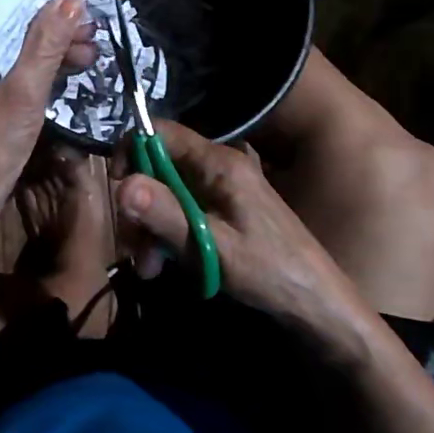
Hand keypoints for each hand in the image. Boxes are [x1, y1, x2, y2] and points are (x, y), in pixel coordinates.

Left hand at [0, 0, 96, 249]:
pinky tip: (76, 64)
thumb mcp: (25, 90)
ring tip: (91, 49)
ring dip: (57, 44)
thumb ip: (46, 45)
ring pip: (22, 44)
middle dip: (54, 23)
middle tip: (90, 27)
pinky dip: (49, 63)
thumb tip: (71, 0)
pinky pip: (23, 64)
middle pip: (14, 23)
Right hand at [115, 121, 371, 355]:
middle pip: (160, 166)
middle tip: (135, 251)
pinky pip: (183, 208)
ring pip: (167, 191)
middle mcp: (219, 166)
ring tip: (150, 268)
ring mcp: (222, 187)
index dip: (133, 152)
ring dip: (151, 226)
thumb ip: (166, 215)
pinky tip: (165, 264)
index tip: (119, 190)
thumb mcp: (211, 247)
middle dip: (140, 205)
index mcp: (219, 163)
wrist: (314, 300)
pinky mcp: (223, 208)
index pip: (163, 132)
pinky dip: (168, 232)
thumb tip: (122, 185)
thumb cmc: (268, 272)